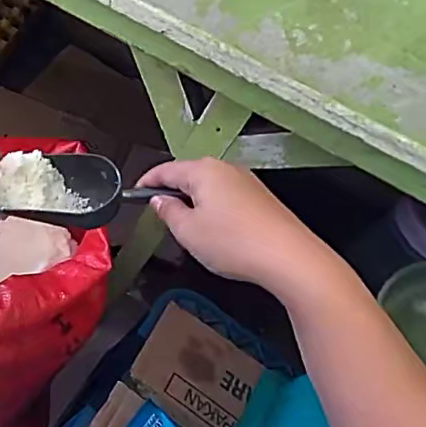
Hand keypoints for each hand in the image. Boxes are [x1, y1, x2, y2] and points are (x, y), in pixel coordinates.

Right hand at [136, 158, 338, 296]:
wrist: (289, 257)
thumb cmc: (237, 243)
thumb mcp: (188, 232)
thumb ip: (168, 212)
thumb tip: (160, 201)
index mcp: (203, 171)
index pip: (165, 169)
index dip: (147, 181)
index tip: (136, 191)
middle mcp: (226, 169)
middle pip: (189, 174)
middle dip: (172, 191)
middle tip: (159, 212)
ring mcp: (246, 181)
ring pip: (209, 186)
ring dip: (194, 201)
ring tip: (188, 228)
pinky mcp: (260, 198)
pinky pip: (228, 196)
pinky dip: (214, 209)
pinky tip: (216, 232)